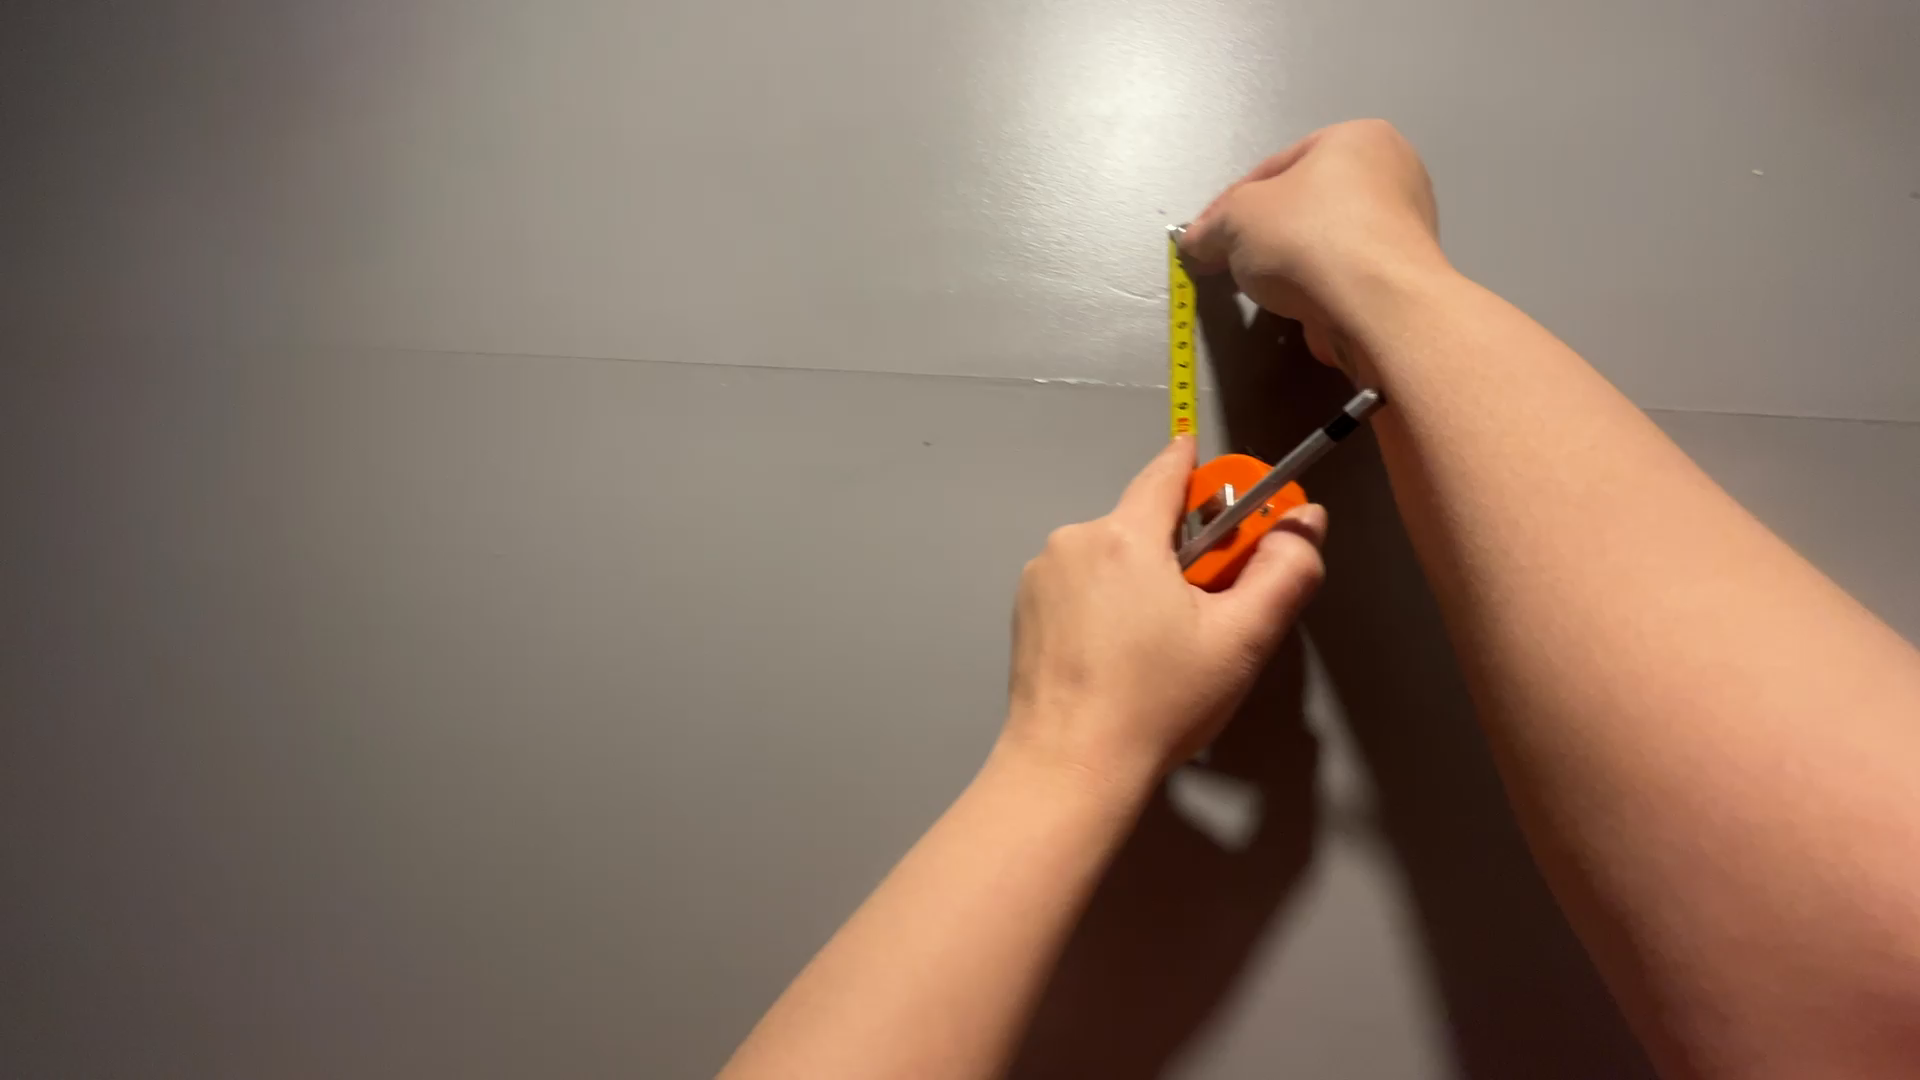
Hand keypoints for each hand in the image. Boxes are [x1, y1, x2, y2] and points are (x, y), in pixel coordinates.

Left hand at [1000, 437, 1327, 789]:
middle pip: (1139, 522)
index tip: (1211, 470)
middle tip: (1197, 605)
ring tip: (1150, 642)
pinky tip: (1109, 652)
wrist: (1070, 763)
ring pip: (1106, 554)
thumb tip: (1305, 519)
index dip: (1195, 466)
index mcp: (1123, 536)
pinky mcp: (1023, 606)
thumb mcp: (1240, 639)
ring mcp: (1039, 574)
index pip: (1165, 472)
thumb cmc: (1159, 700)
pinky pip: (1075, 582)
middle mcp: (1072, 540)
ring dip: (1135, 576)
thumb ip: (1285, 571)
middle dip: (1174, 548)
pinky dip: (1099, 598)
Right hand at [1180, 119, 1445, 381]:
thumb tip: (1194, 242)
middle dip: (1257, 237)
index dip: (1226, 208)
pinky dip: (1314, 285)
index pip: (1271, 169)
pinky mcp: (1399, 272)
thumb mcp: (1234, 220)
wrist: (1372, 304)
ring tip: (1261, 289)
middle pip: (1299, 204)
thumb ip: (1209, 227)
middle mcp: (1388, 170)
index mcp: (1354, 137)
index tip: (1202, 242)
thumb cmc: (1304, 239)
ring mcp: (1401, 223)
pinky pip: (1341, 272)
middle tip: (1226, 267)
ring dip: (1285, 263)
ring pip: (1319, 240)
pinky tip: (1296, 304)